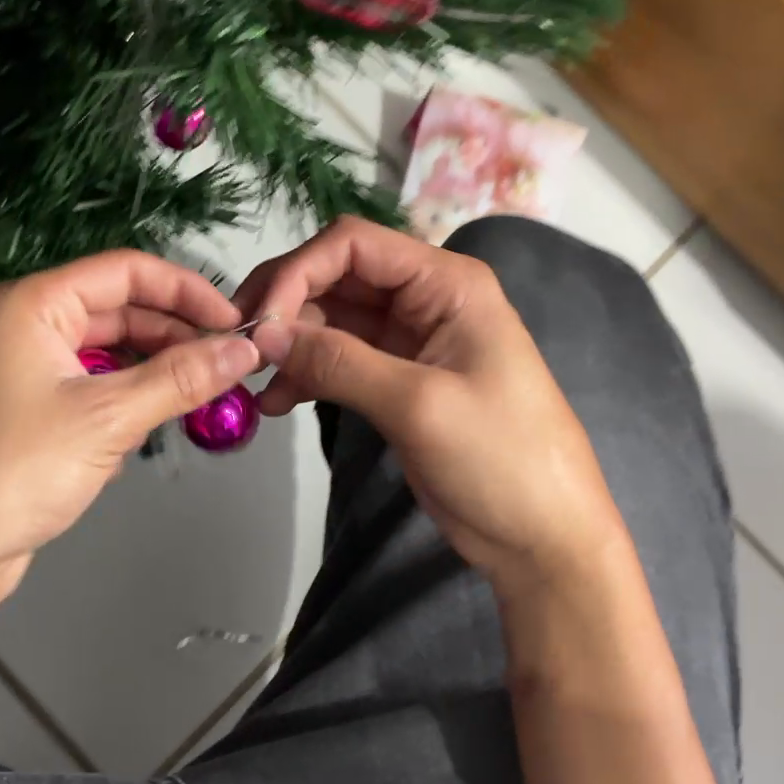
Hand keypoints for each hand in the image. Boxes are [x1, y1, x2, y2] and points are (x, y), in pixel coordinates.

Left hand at [0, 250, 260, 608]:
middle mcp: (25, 325)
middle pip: (118, 310)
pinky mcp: (28, 410)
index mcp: (33, 305)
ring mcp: (24, 369)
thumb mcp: (108, 418)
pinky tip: (153, 425)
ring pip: (107, 352)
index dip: (186, 291)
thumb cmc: (16, 470)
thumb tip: (244, 349)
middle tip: (228, 366)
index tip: (234, 323)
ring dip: (154, 371)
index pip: (125, 272)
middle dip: (174, 336)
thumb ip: (180, 379)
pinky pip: (90, 387)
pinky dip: (126, 399)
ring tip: (202, 396)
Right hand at [234, 217, 626, 584]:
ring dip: (288, 343)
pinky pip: (335, 358)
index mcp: (446, 283)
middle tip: (239, 346)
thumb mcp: (418, 405)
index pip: (353, 244)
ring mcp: (407, 339)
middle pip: (334, 275)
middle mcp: (423, 298)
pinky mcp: (394, 378)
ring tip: (254, 382)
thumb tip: (261, 335)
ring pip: (328, 318)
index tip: (258, 321)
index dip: (297, 271)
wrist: (544, 539)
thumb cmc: (501, 460)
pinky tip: (276, 404)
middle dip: (284, 304)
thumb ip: (337, 362)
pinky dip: (303, 374)